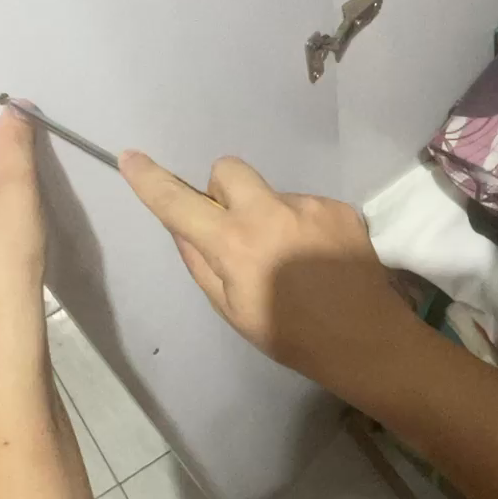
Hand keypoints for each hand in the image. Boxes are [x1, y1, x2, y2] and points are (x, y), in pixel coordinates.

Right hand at [118, 150, 410, 385]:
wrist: (366, 339)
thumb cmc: (290, 336)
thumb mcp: (233, 311)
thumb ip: (202, 264)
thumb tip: (184, 229)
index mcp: (236, 244)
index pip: (180, 204)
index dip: (151, 182)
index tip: (131, 159)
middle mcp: (270, 212)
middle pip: (228, 170)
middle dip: (221, 191)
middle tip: (235, 230)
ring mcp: (309, 205)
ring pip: (271, 195)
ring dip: (268, 217)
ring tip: (292, 262)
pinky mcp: (339, 207)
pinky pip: (305, 206)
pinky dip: (302, 227)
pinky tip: (318, 260)